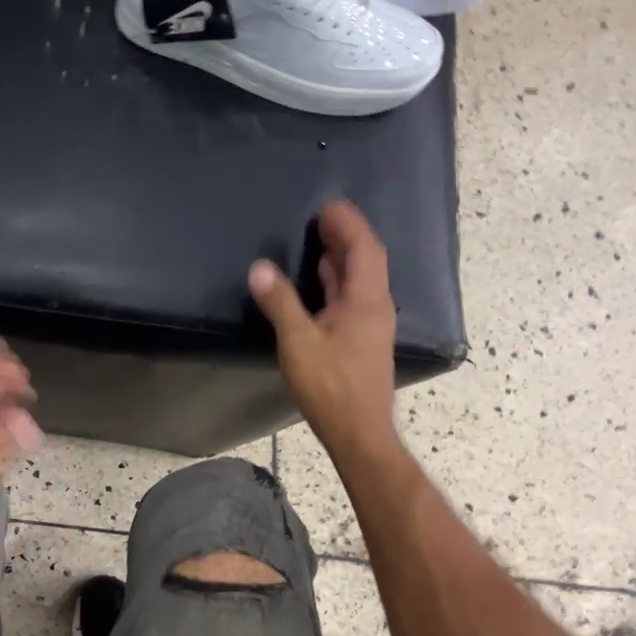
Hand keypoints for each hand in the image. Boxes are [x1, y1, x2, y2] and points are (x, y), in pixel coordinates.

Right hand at [249, 201, 398, 457]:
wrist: (358, 430)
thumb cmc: (329, 385)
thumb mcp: (297, 342)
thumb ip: (280, 303)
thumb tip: (260, 268)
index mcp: (365, 302)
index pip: (364, 251)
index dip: (349, 225)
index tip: (330, 205)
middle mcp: (375, 308)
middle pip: (366, 262)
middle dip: (346, 236)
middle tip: (322, 217)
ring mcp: (370, 325)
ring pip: (360, 280)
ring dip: (342, 258)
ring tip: (319, 241)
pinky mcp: (360, 340)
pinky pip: (352, 297)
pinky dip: (337, 280)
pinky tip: (319, 282)